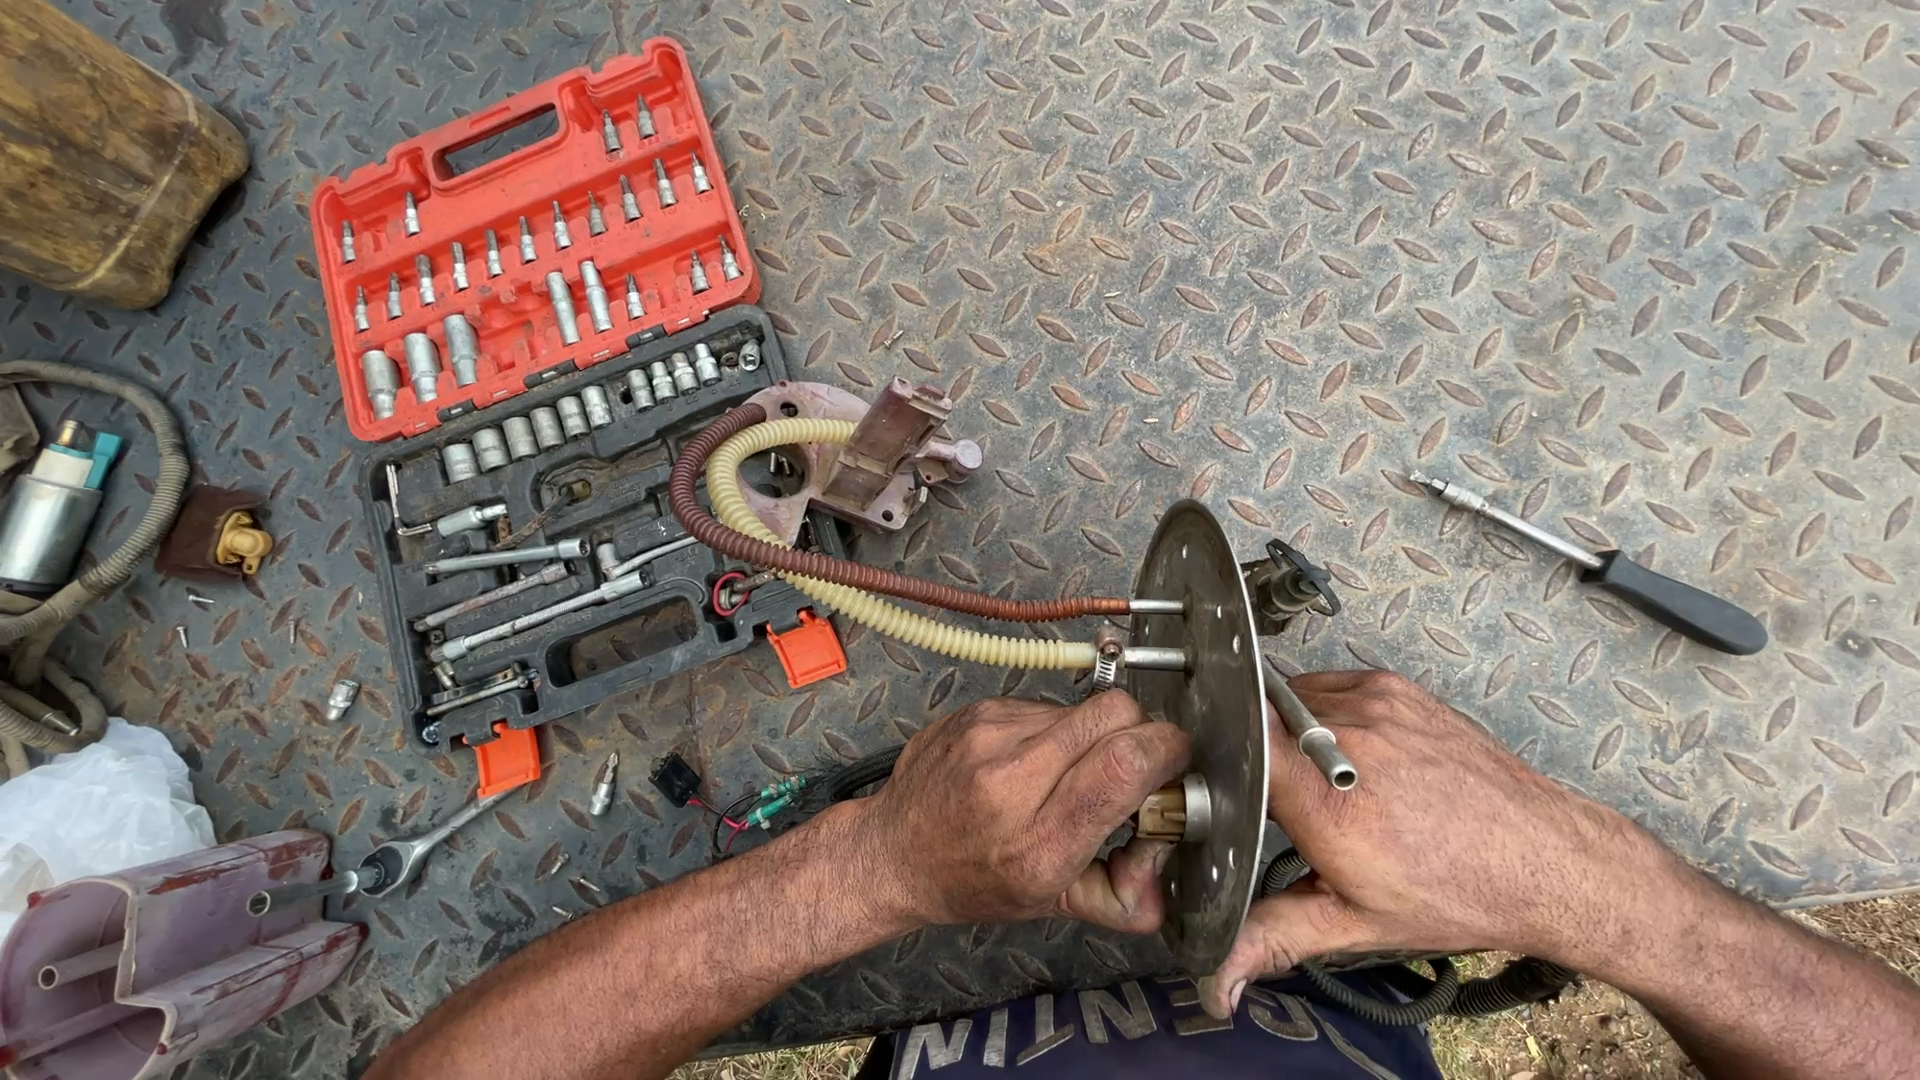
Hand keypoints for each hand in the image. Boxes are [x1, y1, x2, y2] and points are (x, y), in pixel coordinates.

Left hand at [852, 691, 1189, 932]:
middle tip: (1130, 768)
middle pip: (1115, 714)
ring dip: (1096, 734)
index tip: (1174, 767)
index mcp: (1038, 841)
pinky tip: (1036, 758)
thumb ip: (1125, 896)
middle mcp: (1011, 778)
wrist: (894, 849)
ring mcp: (991, 733)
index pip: (1123, 763)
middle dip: (1142, 734)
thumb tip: (1170, 860)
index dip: (1167, 753)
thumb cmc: (971, 879)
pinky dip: (1060, 729)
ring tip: (1070, 771)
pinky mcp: (980, 709)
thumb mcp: (1050, 904)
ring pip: (1085, 705)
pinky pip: (1049, 704)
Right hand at [1201, 670, 1679, 1016]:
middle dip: (1259, 757)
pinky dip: (1321, 710)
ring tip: (1320, 774)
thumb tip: (1215, 980)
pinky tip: (1347, 747)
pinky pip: (1324, 685)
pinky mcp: (1390, 684)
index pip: (1239, 747)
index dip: (1220, 762)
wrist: (1547, 860)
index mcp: (1325, 803)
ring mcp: (1370, 704)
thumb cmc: (1454, 892)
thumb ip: (1272, 936)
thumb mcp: (1354, 923)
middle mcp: (1343, 740)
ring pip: (1289, 700)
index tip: (1224, 786)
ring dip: (1288, 731)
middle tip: (1286, 798)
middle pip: (1259, 724)